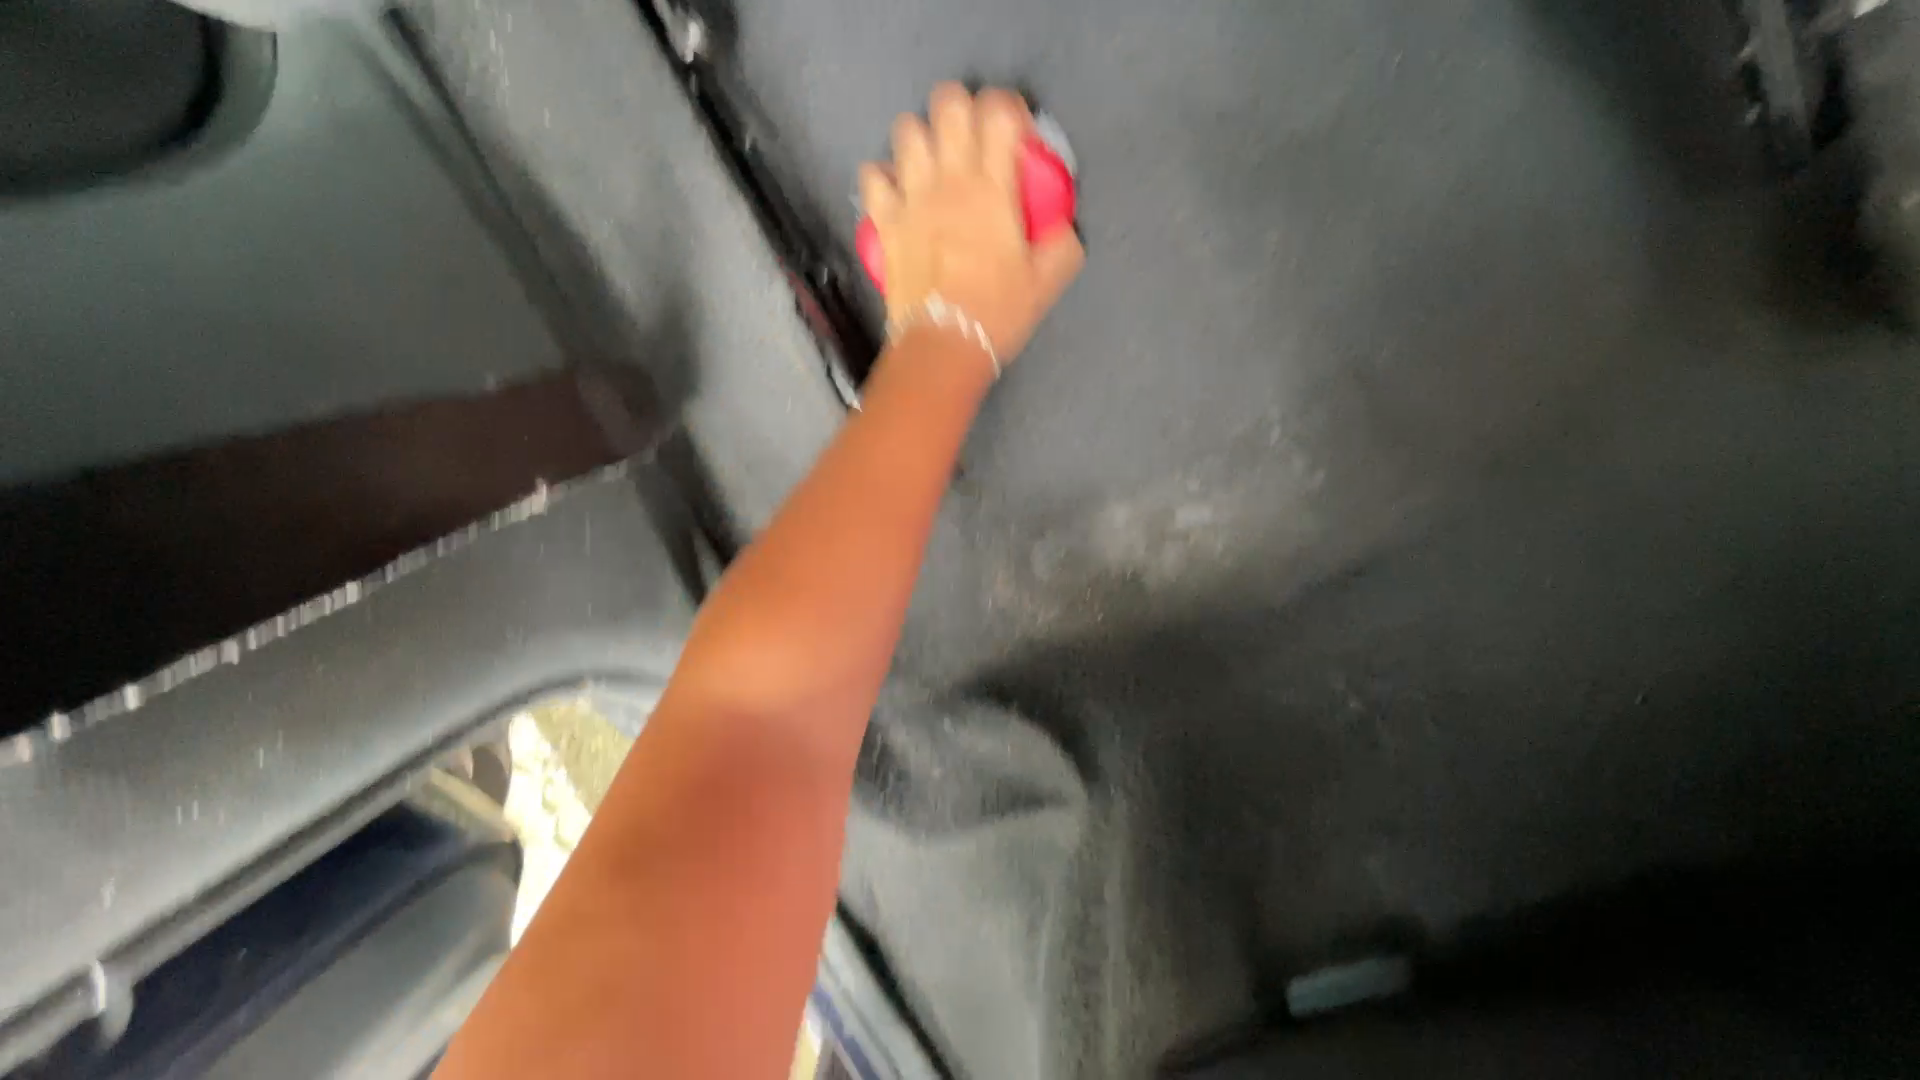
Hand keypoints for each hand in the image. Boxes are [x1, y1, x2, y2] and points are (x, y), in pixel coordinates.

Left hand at [860, 83, 1085, 362]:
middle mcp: (949, 179)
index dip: (1010, 109)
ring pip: (907, 129)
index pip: (999, 112)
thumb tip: (1062, 228)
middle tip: (974, 138)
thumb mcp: (1046, 281)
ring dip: (923, 136)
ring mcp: (911, 196)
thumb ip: (1061, 245)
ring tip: (934, 161)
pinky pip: (873, 175)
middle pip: (948, 102)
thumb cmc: (997, 312)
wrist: (943, 345)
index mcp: (993, 187)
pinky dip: (884, 176)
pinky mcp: (884, 220)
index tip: (1018, 134)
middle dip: (964, 108)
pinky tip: (898, 191)